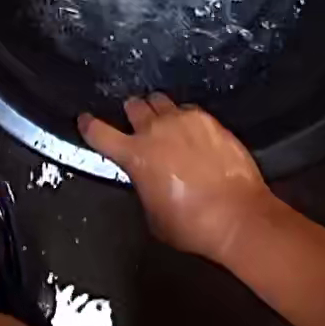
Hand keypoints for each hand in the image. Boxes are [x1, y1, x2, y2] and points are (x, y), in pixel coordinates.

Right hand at [79, 93, 276, 262]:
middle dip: (133, 114)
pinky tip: (195, 136)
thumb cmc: (194, 225)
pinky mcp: (206, 118)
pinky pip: (188, 110)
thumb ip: (142, 187)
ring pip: (159, 100)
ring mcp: (181, 119)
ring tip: (168, 126)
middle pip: (133, 105)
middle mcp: (154, 129)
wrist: (238, 216)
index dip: (89, 125)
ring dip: (159, 112)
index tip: (85, 120)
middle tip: (140, 126)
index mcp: (135, 154)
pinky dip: (186, 120)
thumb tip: (145, 179)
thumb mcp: (154, 216)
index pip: (99, 132)